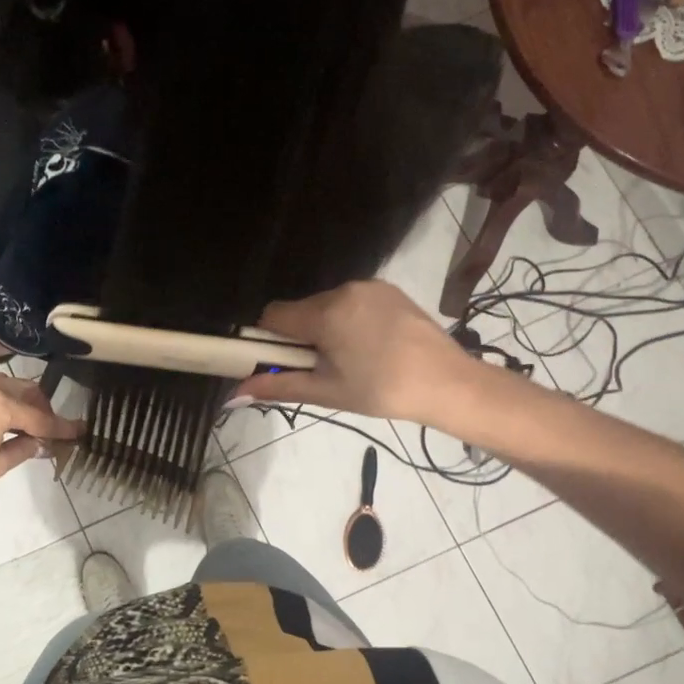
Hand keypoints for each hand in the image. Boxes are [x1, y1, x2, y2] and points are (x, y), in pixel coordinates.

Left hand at [0, 371, 81, 503]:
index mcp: (2, 406)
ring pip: (9, 383)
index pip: (41, 417)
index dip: (62, 427)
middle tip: (49, 430)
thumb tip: (42, 443)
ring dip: (22, 399)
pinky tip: (1, 413)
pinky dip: (1, 394)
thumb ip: (24, 448)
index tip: (79, 431)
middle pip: (28, 391)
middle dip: (42, 409)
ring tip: (25, 423)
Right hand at [235, 280, 477, 423]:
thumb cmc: (382, 391)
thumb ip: (277, 388)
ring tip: (350, 360)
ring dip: (326, 329)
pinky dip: (350, 321)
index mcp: (325, 313)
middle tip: (321, 368)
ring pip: (327, 306)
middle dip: (301, 336)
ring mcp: (371, 287)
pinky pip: (353, 302)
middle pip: (301, 310)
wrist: (449, 384)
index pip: (273, 315)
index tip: (284, 363)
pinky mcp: (390, 291)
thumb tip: (234, 396)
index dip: (270, 340)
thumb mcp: (326, 391)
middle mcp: (345, 290)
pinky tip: (370, 347)